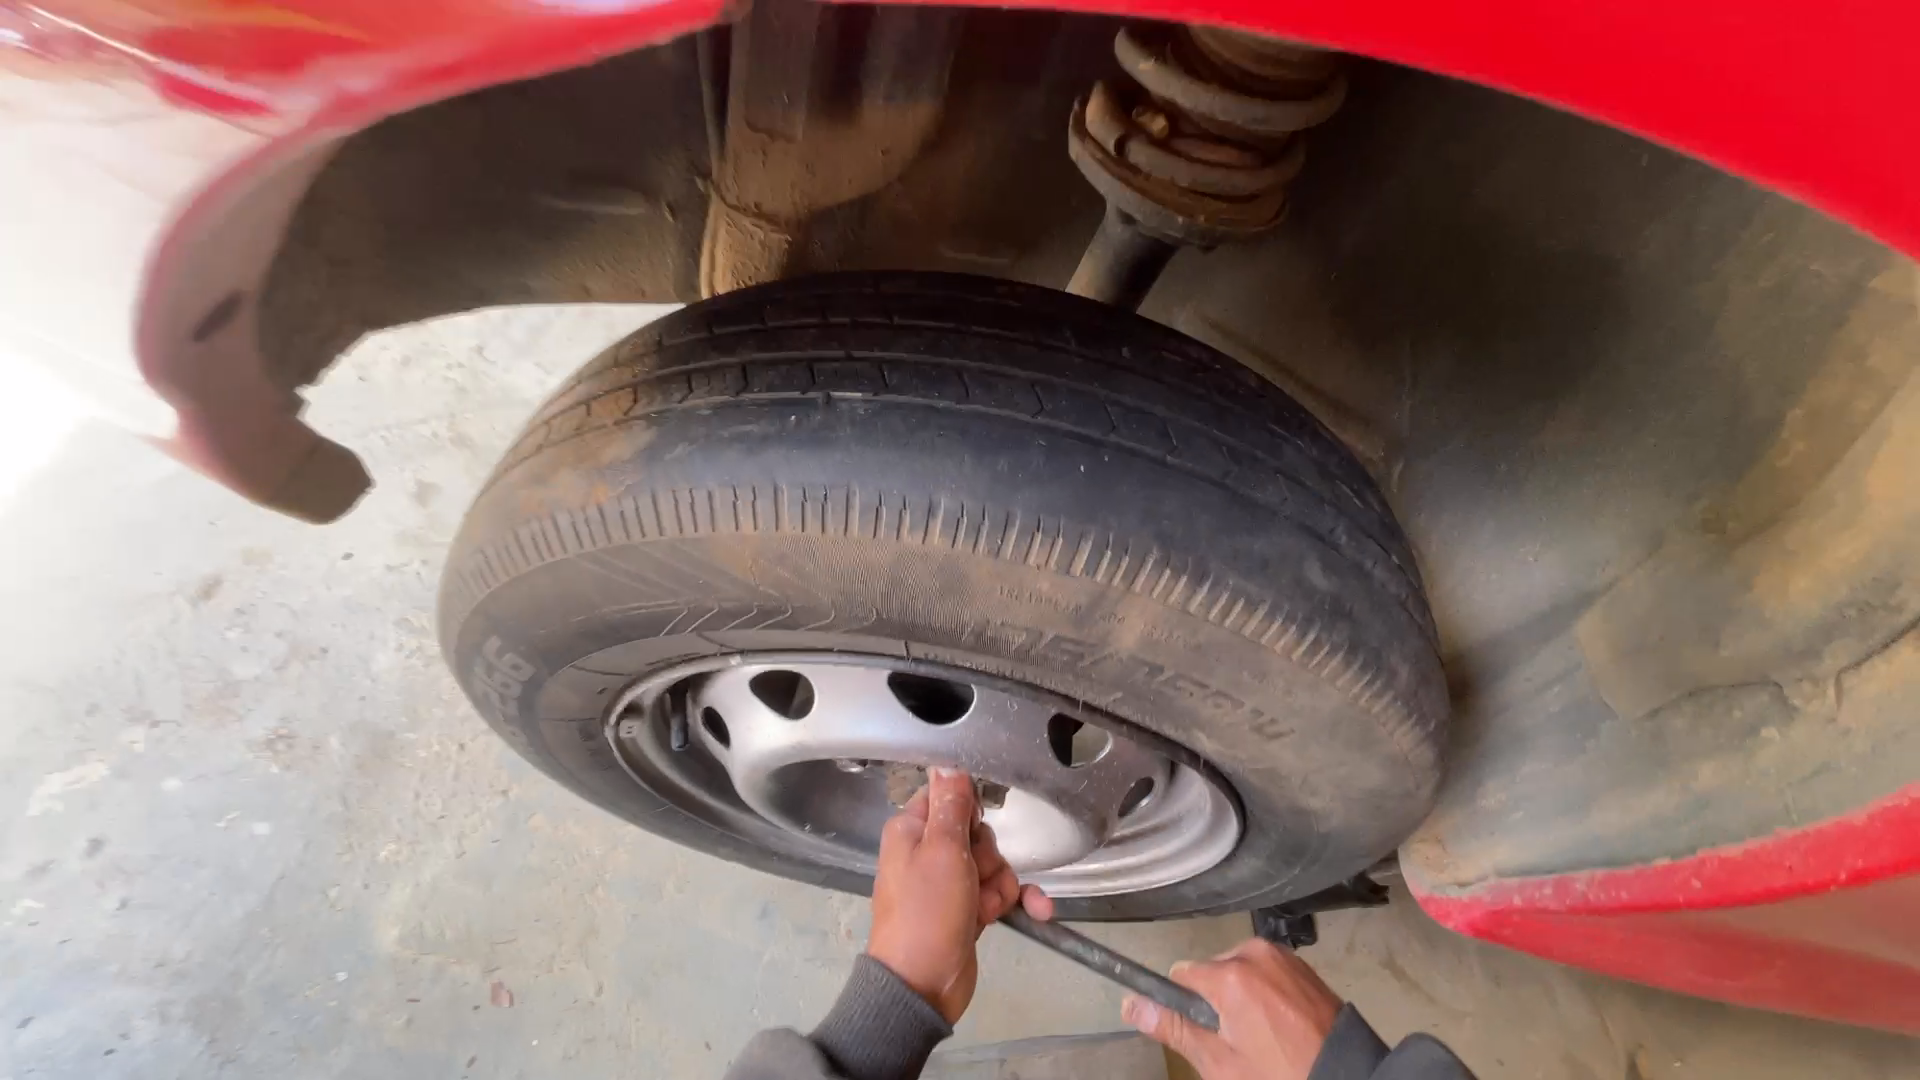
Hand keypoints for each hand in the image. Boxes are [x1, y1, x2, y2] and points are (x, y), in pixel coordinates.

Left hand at [866, 767, 1053, 1023]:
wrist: (921, 988)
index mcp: (912, 830)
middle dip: (989, 855)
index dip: (969, 809)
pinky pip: (998, 892)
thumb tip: (947, 761)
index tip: (978, 823)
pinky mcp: (966, 909)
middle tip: (976, 875)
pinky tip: (1038, 910)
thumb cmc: (927, 911)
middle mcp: (928, 851)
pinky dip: (1015, 900)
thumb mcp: (942, 850)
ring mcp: (949, 883)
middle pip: (977, 832)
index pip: (947, 797)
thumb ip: (950, 804)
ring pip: (992, 863)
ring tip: (989, 905)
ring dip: (1001, 883)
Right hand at [1123, 938, 1341, 1079]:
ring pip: (1239, 972)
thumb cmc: (1281, 1078)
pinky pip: (1266, 972)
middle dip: (1216, 1004)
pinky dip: (1266, 994)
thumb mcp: (1221, 1065)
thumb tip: (1130, 1004)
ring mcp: (1281, 956)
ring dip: (1242, 998)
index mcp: (1229, 973)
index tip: (1205, 1035)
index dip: (1186, 1007)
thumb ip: (1174, 1028)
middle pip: (1212, 973)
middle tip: (1242, 1048)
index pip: (1182, 975)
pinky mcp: (1303, 965)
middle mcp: (1252, 952)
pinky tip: (1284, 1027)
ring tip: (1267, 1040)